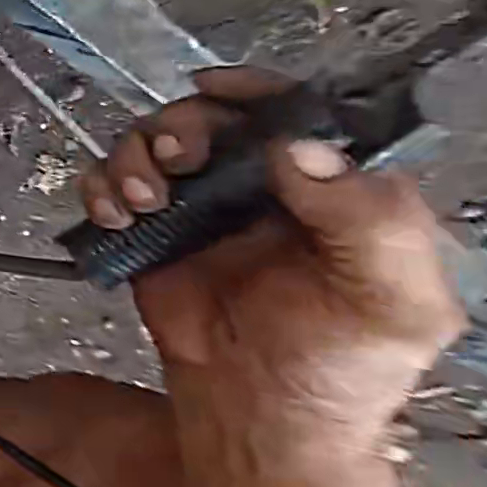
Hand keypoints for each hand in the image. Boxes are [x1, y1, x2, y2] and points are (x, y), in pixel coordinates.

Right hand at [80, 67, 465, 442]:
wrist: (249, 400)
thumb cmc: (335, 358)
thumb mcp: (387, 299)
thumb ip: (366, 222)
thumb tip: (298, 149)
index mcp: (327, 190)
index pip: (294, 115)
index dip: (254, 89)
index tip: (211, 86)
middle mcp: (256, 185)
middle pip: (202, 119)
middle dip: (177, 130)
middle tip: (175, 163)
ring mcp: (193, 202)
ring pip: (145, 143)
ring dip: (130, 160)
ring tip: (139, 202)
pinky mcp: (142, 222)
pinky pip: (104, 180)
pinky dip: (98, 188)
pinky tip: (113, 217)